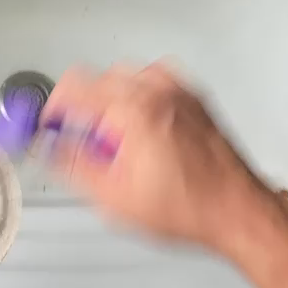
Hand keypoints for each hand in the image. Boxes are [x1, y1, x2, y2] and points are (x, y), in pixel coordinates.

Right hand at [40, 62, 273, 251]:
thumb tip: (48, 146)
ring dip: (112, 101)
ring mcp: (178, 90)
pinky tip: (142, 128)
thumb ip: (74, 164)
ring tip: (117, 140)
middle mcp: (157, 90)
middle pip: (98, 78)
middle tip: (86, 141)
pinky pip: (154, 79)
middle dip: (85, 108)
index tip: (51, 124)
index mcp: (134, 109)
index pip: (74, 86)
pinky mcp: (194, 96)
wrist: (239, 211)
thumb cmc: (190, 207)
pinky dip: (140, 96)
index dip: (53, 107)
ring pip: (126, 76)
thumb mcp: (114, 197)